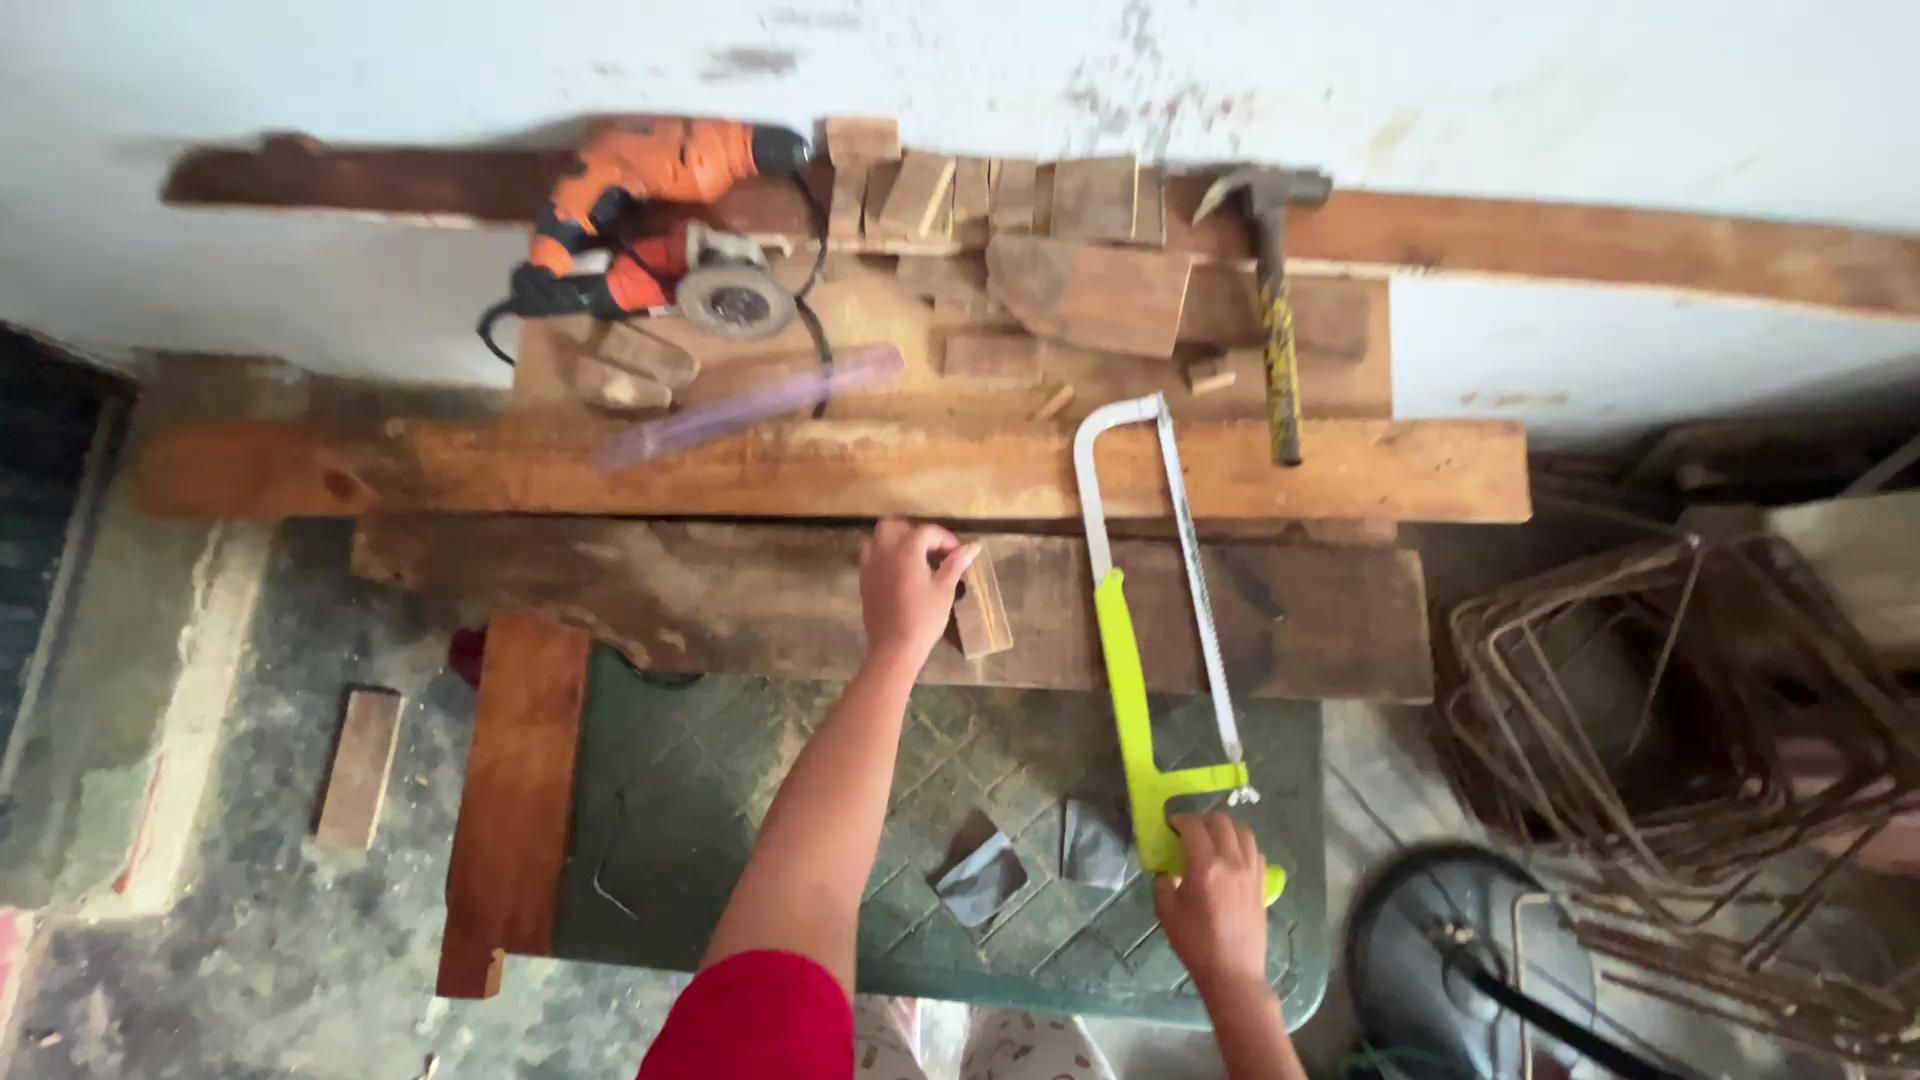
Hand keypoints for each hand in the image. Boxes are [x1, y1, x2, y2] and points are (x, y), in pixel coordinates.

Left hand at [858, 518, 977, 670]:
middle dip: (914, 531)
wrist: (894, 647)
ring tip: (912, 555)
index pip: (926, 531)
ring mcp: (870, 565)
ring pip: (877, 537)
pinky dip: (883, 554)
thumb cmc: (924, 619)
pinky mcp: (863, 579)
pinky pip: (870, 555)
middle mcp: (884, 552)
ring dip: (895, 539)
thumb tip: (971, 548)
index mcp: (907, 552)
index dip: (945, 538)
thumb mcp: (944, 591)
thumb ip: (955, 565)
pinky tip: (897, 570)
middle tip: (931, 548)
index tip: (957, 553)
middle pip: (894, 525)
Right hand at [1154, 813, 1268, 996]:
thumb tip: (1167, 872)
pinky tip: (1233, 856)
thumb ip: (1163, 884)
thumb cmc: (1196, 943)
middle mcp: (1231, 862)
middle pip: (1221, 822)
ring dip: (1226, 828)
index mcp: (1205, 866)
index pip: (1193, 826)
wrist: (1233, 973)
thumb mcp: (1166, 912)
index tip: (1170, 824)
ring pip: (1243, 832)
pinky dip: (1243, 845)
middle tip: (1189, 830)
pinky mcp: (1262, 885)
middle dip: (1202, 819)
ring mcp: (1251, 873)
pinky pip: (1256, 852)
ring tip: (1213, 837)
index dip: (1179, 819)